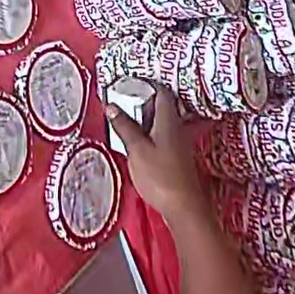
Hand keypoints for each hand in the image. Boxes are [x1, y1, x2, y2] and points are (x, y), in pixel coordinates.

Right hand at [107, 85, 210, 227]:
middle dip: (144, 100)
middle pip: (163, 105)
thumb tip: (110, 105)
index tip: (129, 84)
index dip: (146, 84)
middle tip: (124, 100)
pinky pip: (163, 134)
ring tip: (127, 118)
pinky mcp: (177, 156)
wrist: (184, 209)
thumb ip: (124, 126)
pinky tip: (138, 141)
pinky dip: (150, 132)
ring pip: (162, 121)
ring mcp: (179, 142)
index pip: (161, 91)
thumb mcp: (136, 149)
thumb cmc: (160, 176)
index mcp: (168, 119)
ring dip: (146, 117)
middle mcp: (177, 127)